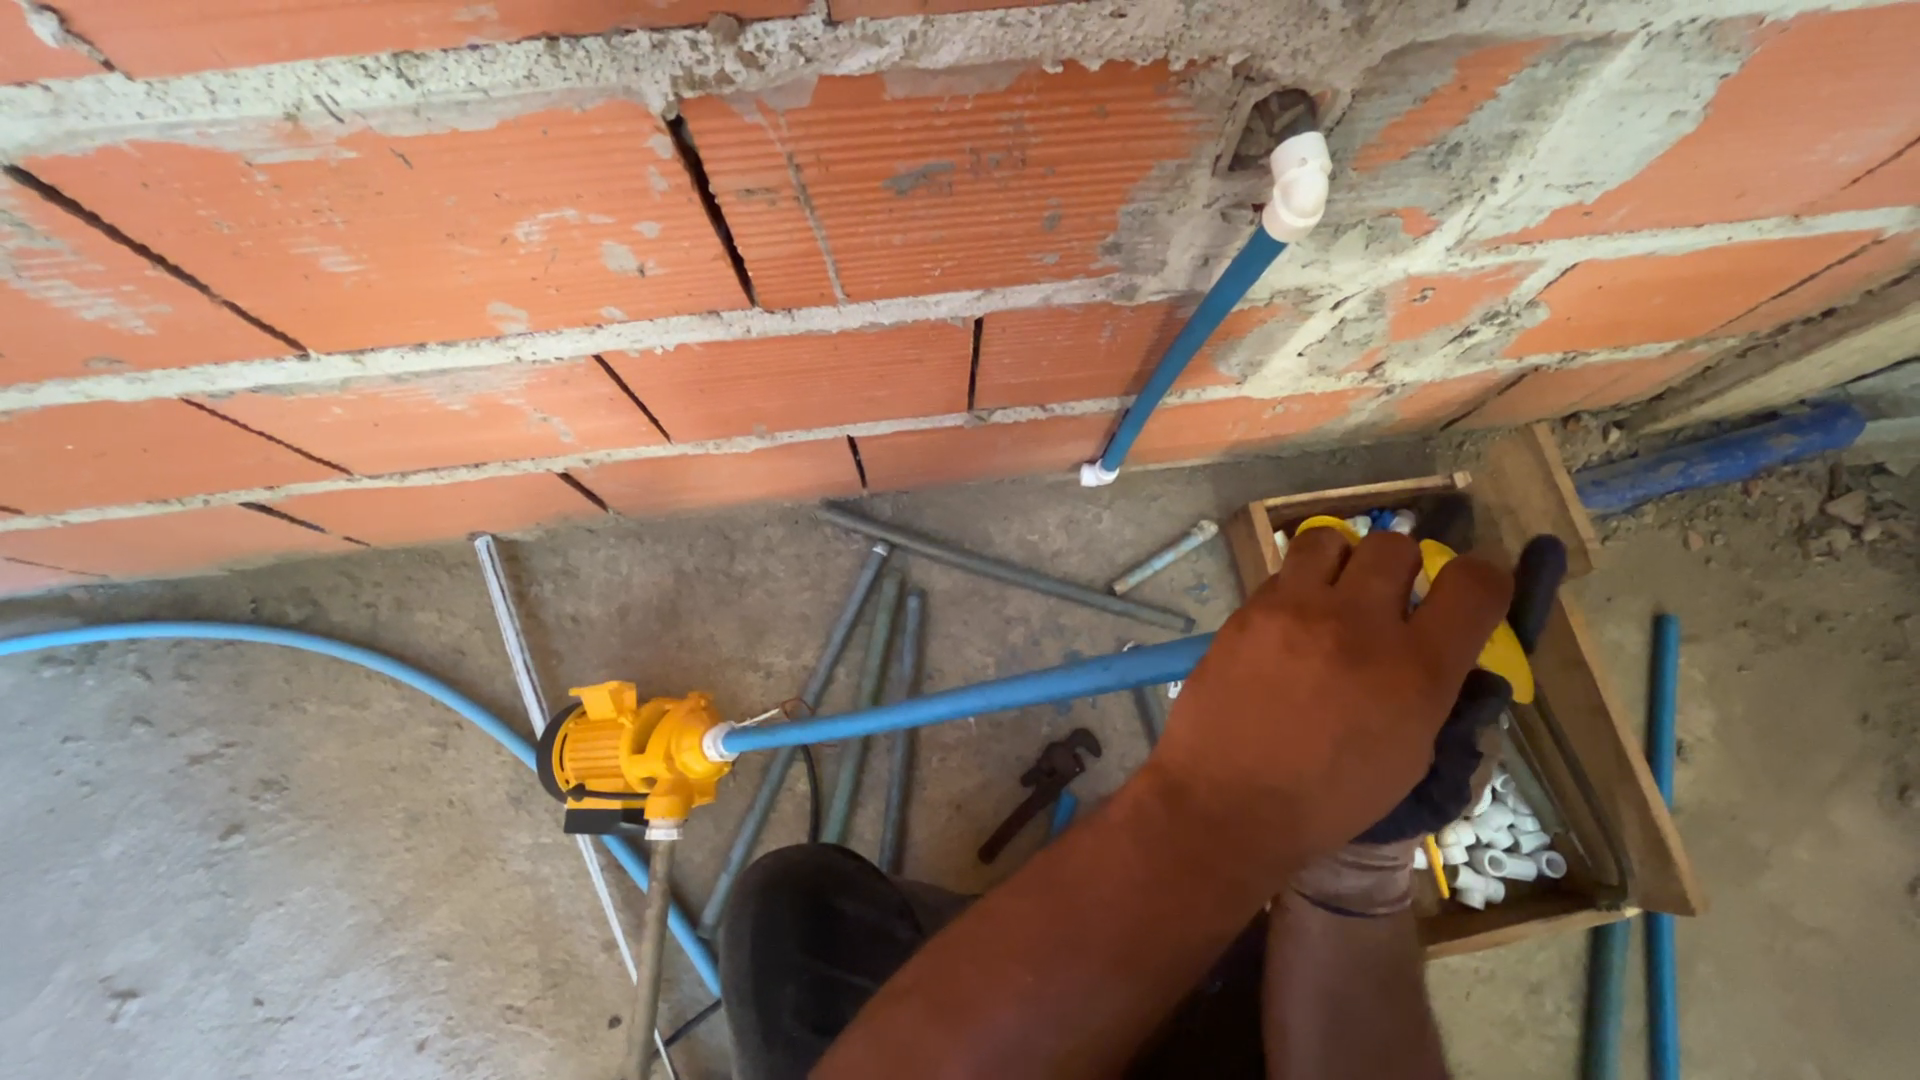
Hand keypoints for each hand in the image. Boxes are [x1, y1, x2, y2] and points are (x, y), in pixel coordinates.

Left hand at [1147, 527, 1510, 891]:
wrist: (1226, 802)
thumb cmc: (1326, 800)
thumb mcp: (1408, 755)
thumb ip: (1428, 689)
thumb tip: (1434, 650)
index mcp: (1416, 667)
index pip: (1474, 583)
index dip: (1481, 579)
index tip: (1467, 592)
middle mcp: (1357, 623)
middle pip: (1394, 544)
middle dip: (1400, 566)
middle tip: (1385, 600)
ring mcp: (1293, 611)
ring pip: (1327, 539)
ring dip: (1339, 561)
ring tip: (1331, 596)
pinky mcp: (1245, 612)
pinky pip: (1280, 575)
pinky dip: (1293, 590)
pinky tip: (1286, 626)